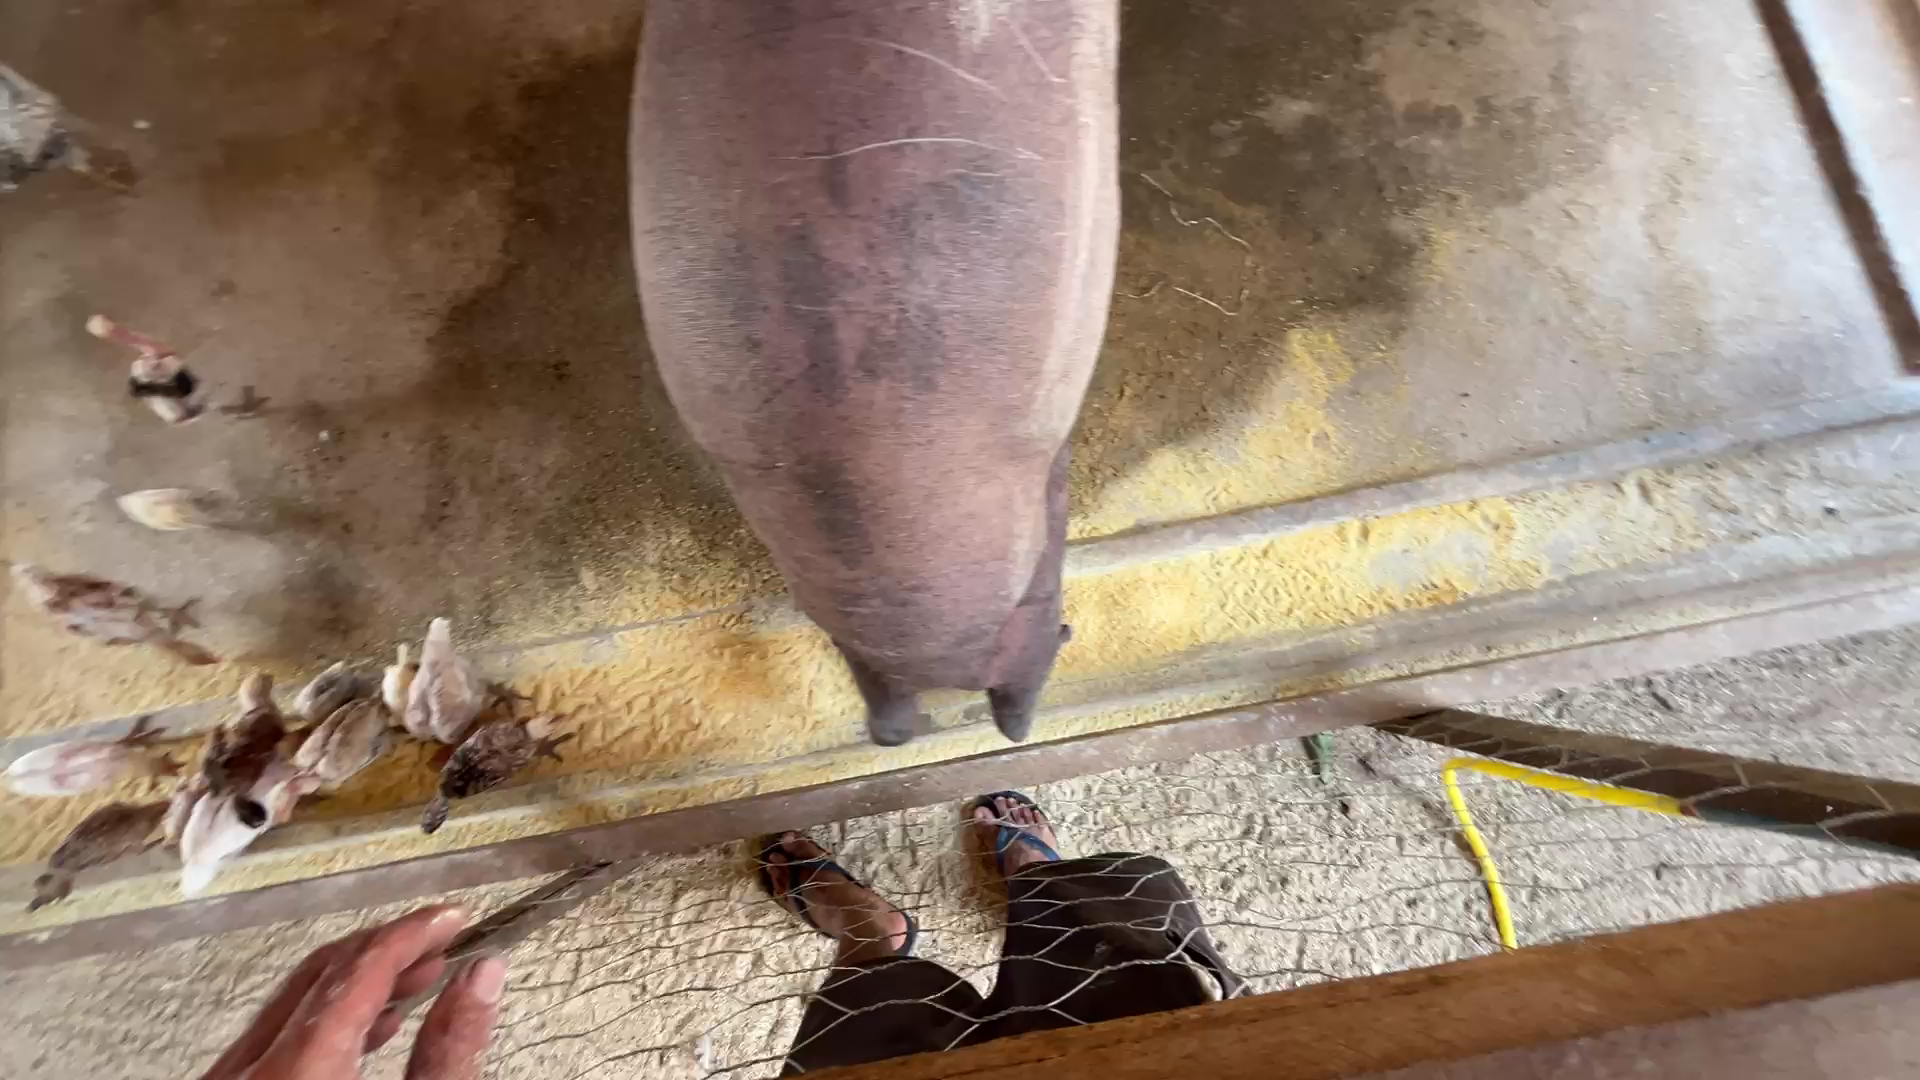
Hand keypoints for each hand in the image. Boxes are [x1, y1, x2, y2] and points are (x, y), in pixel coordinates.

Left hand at [201, 904, 506, 1079]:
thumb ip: (450, 1052)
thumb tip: (484, 972)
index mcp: (295, 1074)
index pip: (361, 966)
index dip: (417, 929)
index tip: (457, 916)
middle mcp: (243, 1074)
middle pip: (321, 972)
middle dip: (390, 947)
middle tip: (445, 938)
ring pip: (291, 1001)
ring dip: (361, 979)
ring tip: (420, 978)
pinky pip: (268, 1037)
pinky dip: (326, 1015)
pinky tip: (370, 1026)